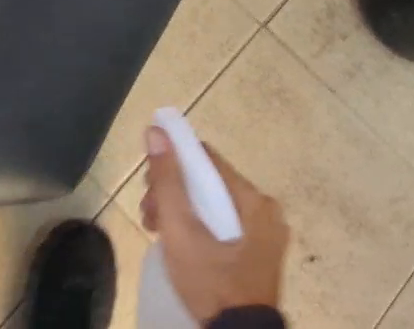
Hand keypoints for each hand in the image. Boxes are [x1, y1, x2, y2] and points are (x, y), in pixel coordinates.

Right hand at [140, 127, 289, 320]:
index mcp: (254, 200)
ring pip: (210, 202)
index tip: (149, 185)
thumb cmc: (211, 283)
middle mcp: (265, 211)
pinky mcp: (256, 253)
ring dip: (179, 209)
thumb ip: (168, 179)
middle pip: (206, 181)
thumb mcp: (181, 229)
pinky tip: (174, 240)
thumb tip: (156, 130)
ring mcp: (263, 234)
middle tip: (149, 214)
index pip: (205, 158)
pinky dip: (195, 226)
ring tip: (155, 229)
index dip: (172, 162)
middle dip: (171, 191)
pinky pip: (220, 223)